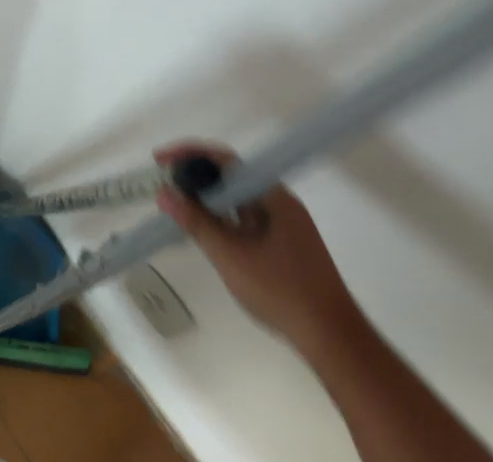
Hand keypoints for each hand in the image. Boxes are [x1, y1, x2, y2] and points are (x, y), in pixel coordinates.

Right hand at [154, 141, 361, 353]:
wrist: (331, 337)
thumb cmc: (281, 291)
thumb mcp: (230, 256)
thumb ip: (196, 222)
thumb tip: (164, 193)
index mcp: (274, 197)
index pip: (227, 161)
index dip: (190, 155)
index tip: (160, 161)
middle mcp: (281, 203)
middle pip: (232, 176)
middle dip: (196, 176)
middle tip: (165, 185)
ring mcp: (284, 225)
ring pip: (238, 200)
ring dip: (208, 199)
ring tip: (177, 206)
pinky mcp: (284, 245)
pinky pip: (246, 219)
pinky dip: (222, 219)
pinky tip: (204, 231)